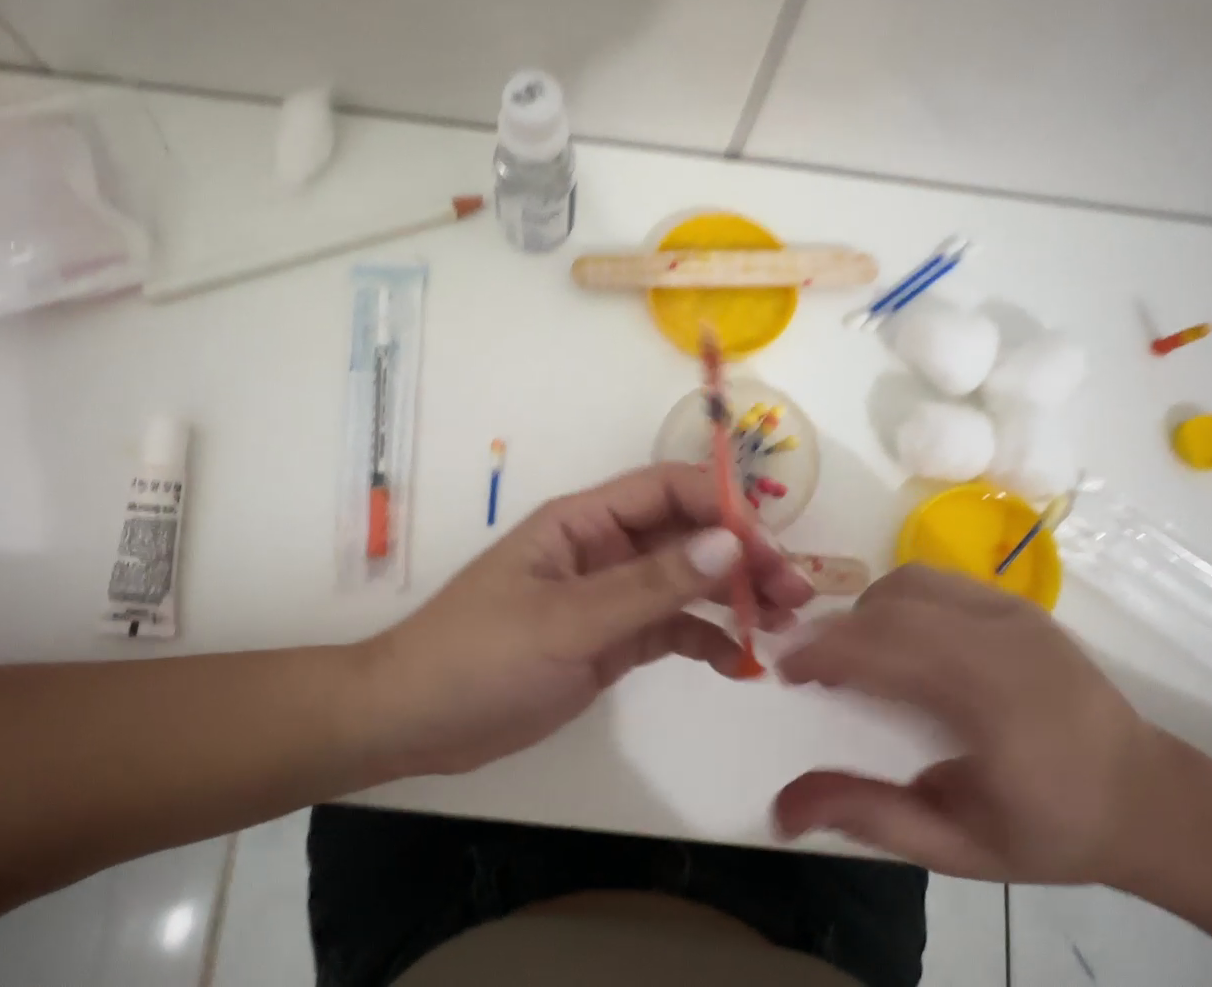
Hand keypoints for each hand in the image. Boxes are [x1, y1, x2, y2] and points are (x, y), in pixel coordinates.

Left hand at [362, 463, 813, 776]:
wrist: (417, 720)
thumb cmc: (481, 656)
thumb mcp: (566, 621)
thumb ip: (649, 584)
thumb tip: (728, 540)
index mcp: (582, 523)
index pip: (665, 491)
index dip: (721, 508)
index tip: (768, 548)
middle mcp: (602, 550)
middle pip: (685, 535)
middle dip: (741, 557)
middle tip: (794, 595)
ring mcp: (607, 597)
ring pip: (684, 582)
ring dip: (732, 597)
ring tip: (783, 626)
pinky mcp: (609, 642)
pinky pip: (669, 629)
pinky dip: (705, 640)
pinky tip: (738, 663)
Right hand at [772, 564, 1161, 883]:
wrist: (1150, 800)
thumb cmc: (1053, 830)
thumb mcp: (958, 847)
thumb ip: (870, 817)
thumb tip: (781, 807)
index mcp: (993, 700)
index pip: (885, 649)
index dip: (822, 653)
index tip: (785, 673)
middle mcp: (1004, 640)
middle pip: (890, 608)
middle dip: (834, 631)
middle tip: (808, 670)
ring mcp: (1015, 612)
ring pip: (909, 583)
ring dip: (865, 613)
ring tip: (853, 657)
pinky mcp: (1019, 604)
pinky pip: (936, 582)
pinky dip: (897, 602)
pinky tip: (897, 642)